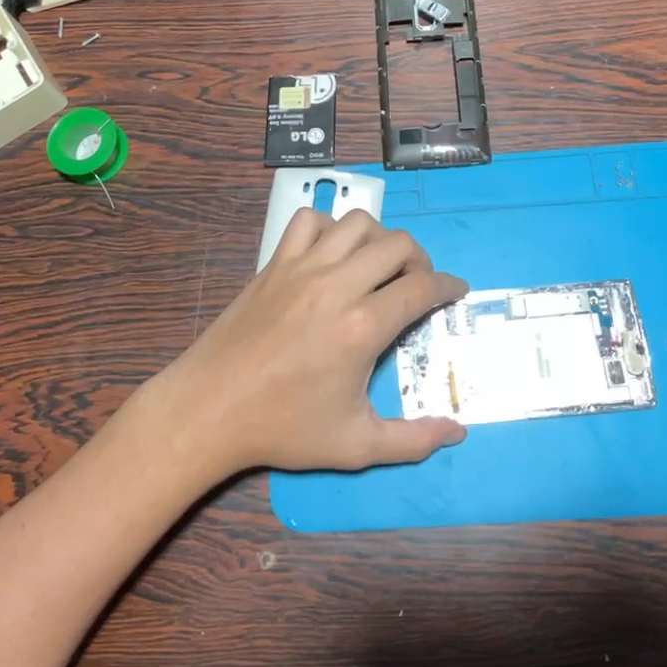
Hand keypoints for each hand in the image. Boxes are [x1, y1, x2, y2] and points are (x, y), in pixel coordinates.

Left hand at [144, 208, 468, 476]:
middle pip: (398, 244)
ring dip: (379, 239)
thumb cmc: (283, 428)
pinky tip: (331, 256)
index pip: (423, 288)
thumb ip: (412, 440)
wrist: (209, 410)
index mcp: (363, 327)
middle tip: (418, 286)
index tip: (456, 292)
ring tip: (378, 267)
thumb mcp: (355, 445)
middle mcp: (337, 286)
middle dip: (421, 260)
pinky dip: (329, 228)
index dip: (449, 286)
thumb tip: (457, 432)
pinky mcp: (274, 264)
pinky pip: (308, 221)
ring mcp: (302, 268)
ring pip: (357, 223)